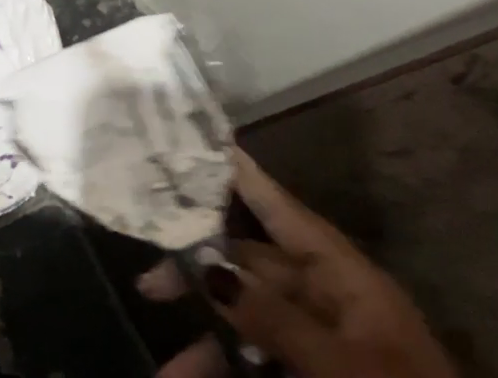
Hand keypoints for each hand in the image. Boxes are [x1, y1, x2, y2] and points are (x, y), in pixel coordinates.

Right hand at [140, 149, 456, 377]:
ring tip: (170, 368)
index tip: (200, 143)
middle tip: (149, 284)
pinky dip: (221, 364)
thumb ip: (274, 315)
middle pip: (252, 268)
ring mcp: (322, 343)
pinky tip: (185, 375)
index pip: (285, 214)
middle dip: (200, 275)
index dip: (245, 180)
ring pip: (246, 322)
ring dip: (205, 338)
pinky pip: (255, 360)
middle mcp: (330, 301)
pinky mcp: (310, 372)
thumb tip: (207, 268)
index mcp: (348, 280)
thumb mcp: (341, 361)